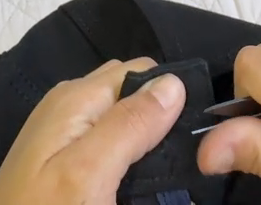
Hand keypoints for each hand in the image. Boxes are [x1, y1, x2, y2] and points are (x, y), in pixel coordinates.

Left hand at [0, 57, 187, 204]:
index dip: (170, 95)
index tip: (194, 133)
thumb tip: (175, 81)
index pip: (141, 70)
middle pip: (133, 97)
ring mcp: (66, 141)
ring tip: (169, 182)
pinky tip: (140, 190)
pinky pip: (109, 152)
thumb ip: (129, 124)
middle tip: (185, 164)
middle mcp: (71, 109)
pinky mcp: (66, 171)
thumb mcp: (88, 174)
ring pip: (124, 127)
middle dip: (161, 122)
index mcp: (76, 97)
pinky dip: (129, 166)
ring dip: (148, 149)